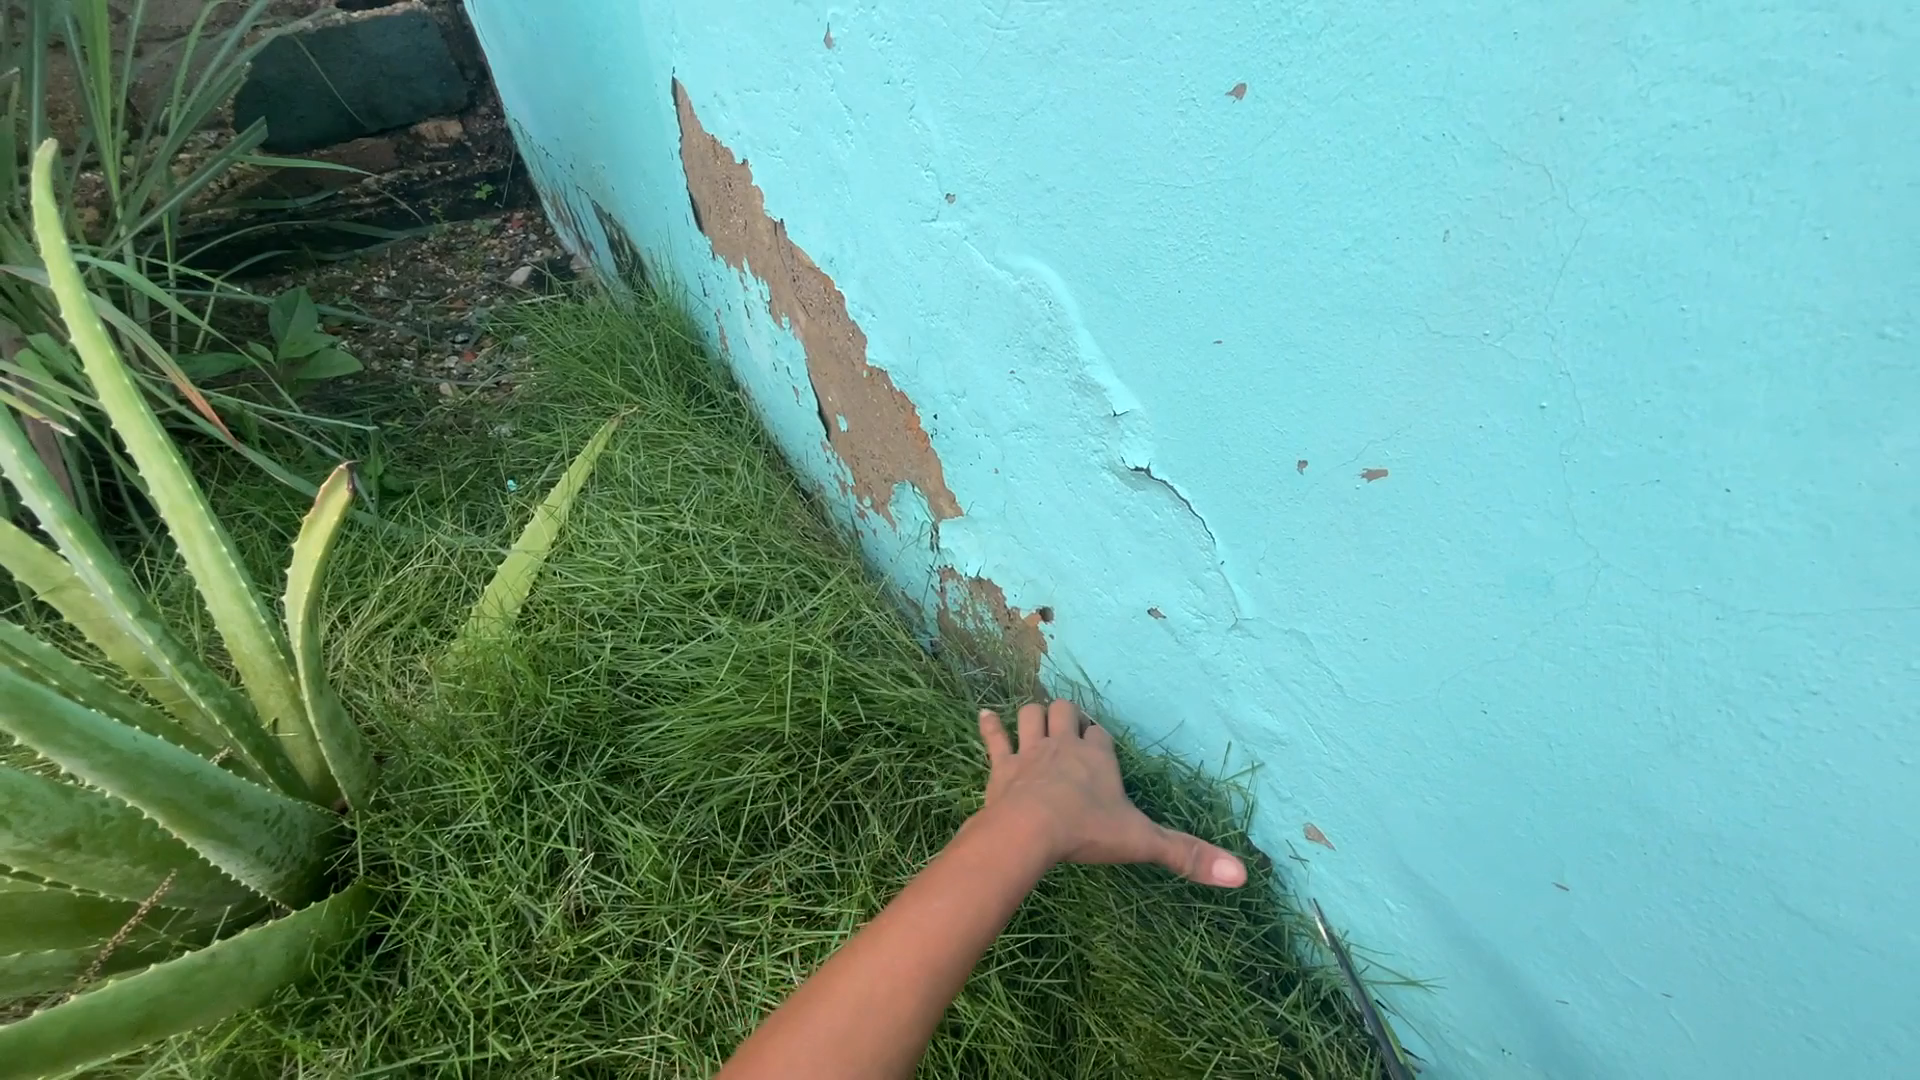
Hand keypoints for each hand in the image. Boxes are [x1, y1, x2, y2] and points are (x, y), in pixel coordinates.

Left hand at [973, 701, 1246, 887]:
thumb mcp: (1141, 842)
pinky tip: (984, 714)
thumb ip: (1186, 855)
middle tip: (1069, 725)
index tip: (1101, 744)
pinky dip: (989, 725)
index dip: (1100, 738)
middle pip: (1066, 712)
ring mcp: (1029, 751)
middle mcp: (1064, 745)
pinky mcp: (1002, 765)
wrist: (1028, 830)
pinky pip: (993, 737)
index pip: (1102, 735)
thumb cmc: (1087, 831)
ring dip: (1033, 715)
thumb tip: (1241, 875)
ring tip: (1035, 717)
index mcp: (1098, 757)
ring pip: (1031, 715)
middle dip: (1068, 715)